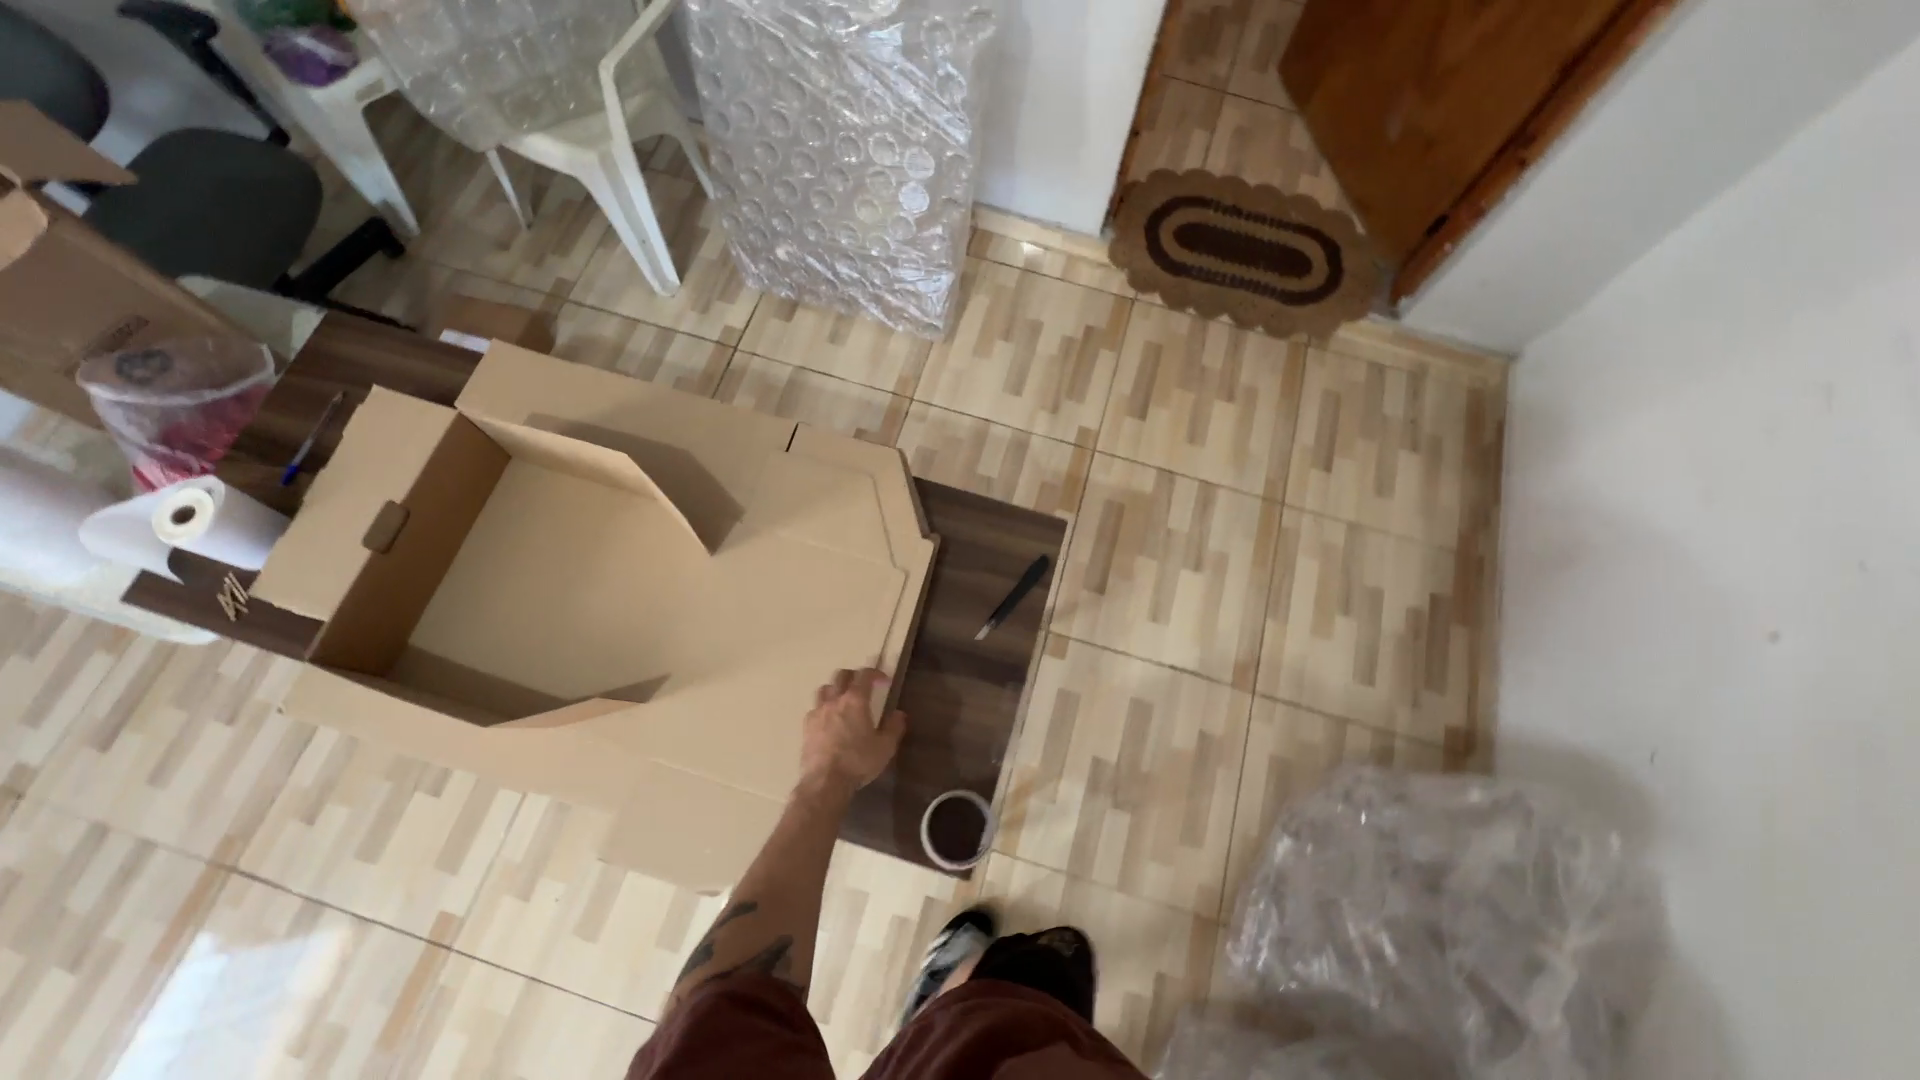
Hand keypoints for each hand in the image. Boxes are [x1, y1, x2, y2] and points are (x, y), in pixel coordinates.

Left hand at [800, 668, 906, 797]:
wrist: (825, 781)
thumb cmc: (858, 762)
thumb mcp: (885, 747)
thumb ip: (894, 727)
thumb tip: (898, 714)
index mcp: (855, 701)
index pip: (864, 675)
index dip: (875, 673)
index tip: (883, 680)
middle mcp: (834, 700)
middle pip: (841, 675)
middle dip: (854, 676)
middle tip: (863, 687)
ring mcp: (817, 712)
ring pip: (825, 689)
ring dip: (836, 689)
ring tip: (843, 700)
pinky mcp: (806, 726)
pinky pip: (815, 708)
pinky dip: (824, 708)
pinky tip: (829, 720)